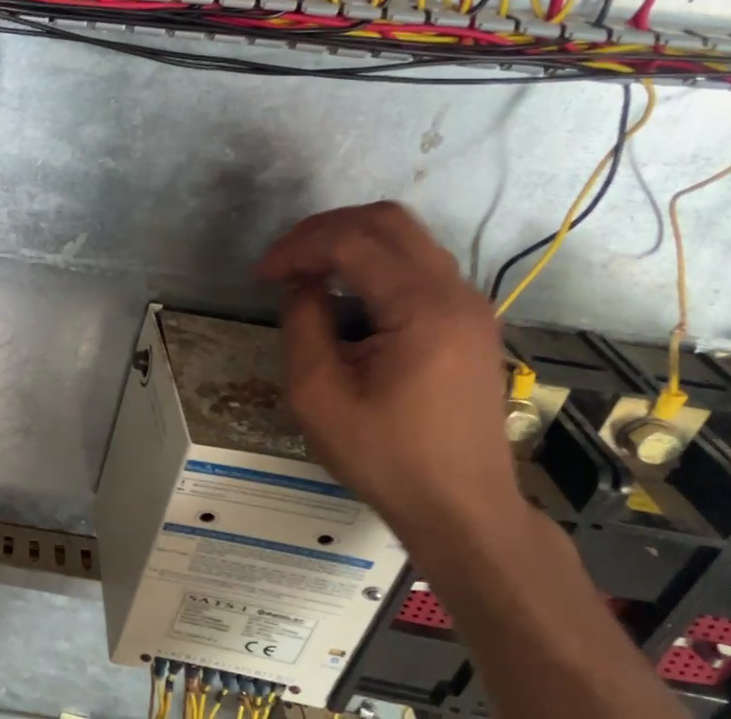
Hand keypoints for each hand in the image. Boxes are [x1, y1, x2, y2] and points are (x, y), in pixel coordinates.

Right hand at [255, 203, 520, 536]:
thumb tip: (302, 284)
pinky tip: (344, 293)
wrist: (462, 510)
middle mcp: (456, 294)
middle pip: (386, 220)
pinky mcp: (468, 321)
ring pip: (405, 236)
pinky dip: (373, 261)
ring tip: (307, 272)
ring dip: (349, 241)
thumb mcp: (317, 393)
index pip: (352, 241)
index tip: (261, 275)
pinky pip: (417, 264)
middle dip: (323, 230)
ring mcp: (469, 306)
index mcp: (423, 310)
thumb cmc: (386, 456)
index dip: (297, 247)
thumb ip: (303, 322)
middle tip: (284, 262)